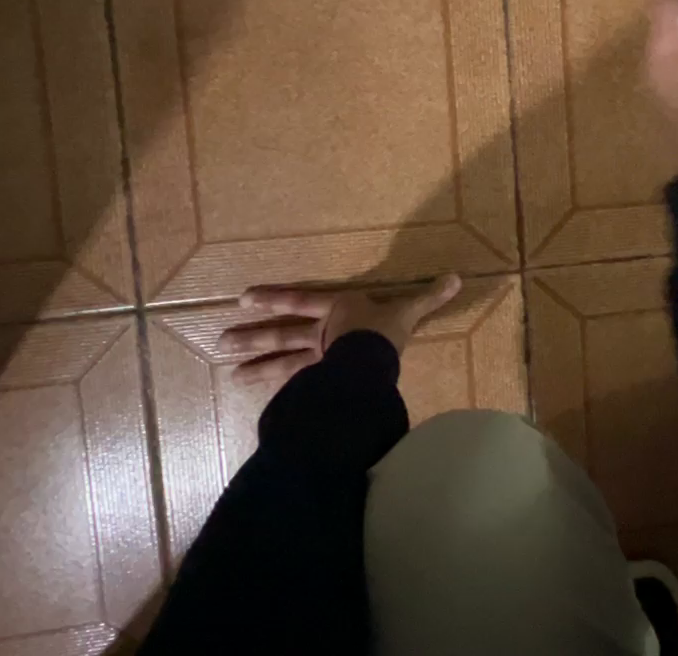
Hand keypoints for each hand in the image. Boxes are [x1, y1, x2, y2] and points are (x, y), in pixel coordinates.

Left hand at [220, 274, 462, 385]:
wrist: (372, 358)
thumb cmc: (386, 330)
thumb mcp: (410, 309)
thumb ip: (430, 296)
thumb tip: (456, 277)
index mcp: (339, 309)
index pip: (300, 301)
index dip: (274, 299)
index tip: (244, 299)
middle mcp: (321, 332)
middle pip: (283, 333)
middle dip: (253, 336)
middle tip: (221, 340)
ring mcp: (317, 359)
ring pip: (280, 361)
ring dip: (255, 365)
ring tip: (229, 374)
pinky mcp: (320, 380)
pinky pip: (295, 386)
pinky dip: (276, 392)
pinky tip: (258, 400)